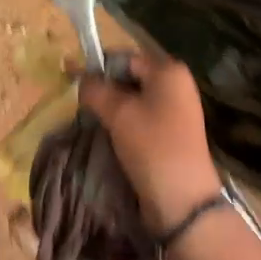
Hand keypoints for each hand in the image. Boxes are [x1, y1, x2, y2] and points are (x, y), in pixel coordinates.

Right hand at [77, 51, 223, 234]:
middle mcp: (177, 84)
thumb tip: (80, 78)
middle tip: (86, 108)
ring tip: (98, 124)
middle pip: (131, 77)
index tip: (77, 86)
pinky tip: (115, 137)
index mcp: (168, 70)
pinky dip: (128, 122)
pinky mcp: (175, 132)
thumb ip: (95, 89)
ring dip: (115, 109)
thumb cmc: (151, 146)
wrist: (183, 201)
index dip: (99, 69)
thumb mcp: (117, 113)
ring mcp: (178, 109)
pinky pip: (145, 116)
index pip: (125, 58)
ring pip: (136, 98)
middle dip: (107, 90)